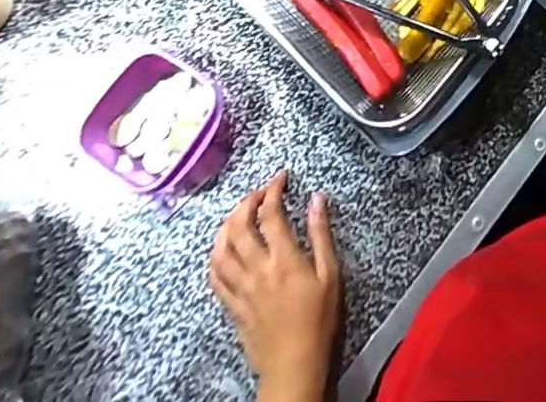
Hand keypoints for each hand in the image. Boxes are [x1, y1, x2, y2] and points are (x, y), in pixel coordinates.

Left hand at [210, 172, 340, 399]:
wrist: (294, 368)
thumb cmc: (318, 321)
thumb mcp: (330, 276)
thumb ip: (321, 235)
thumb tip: (317, 199)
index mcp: (283, 259)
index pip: (271, 213)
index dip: (273, 189)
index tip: (280, 177)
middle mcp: (258, 268)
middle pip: (240, 225)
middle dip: (246, 201)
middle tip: (258, 192)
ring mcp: (241, 287)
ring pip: (222, 247)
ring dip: (226, 224)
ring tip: (237, 214)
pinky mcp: (231, 304)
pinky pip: (215, 275)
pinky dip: (215, 255)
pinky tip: (222, 248)